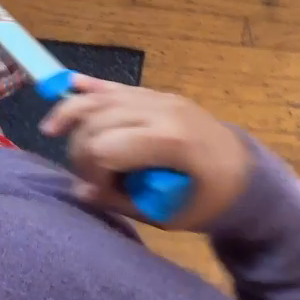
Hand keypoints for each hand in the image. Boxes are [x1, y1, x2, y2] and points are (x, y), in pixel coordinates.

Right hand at [40, 76, 250, 230]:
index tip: (99, 191)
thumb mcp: (167, 214)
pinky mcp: (159, 95)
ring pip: (102, 98)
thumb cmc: (210, 202)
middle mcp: (161, 110)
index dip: (91, 171)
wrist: (249, 178)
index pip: (104, 147)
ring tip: (50, 131)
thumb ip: (120, 200)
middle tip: (85, 175)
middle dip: (80, 148)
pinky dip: (91, 87)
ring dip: (73, 113)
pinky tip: (66, 85)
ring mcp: (160, 98)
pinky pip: (118, 87)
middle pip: (97, 120)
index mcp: (169, 141)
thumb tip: (82, 190)